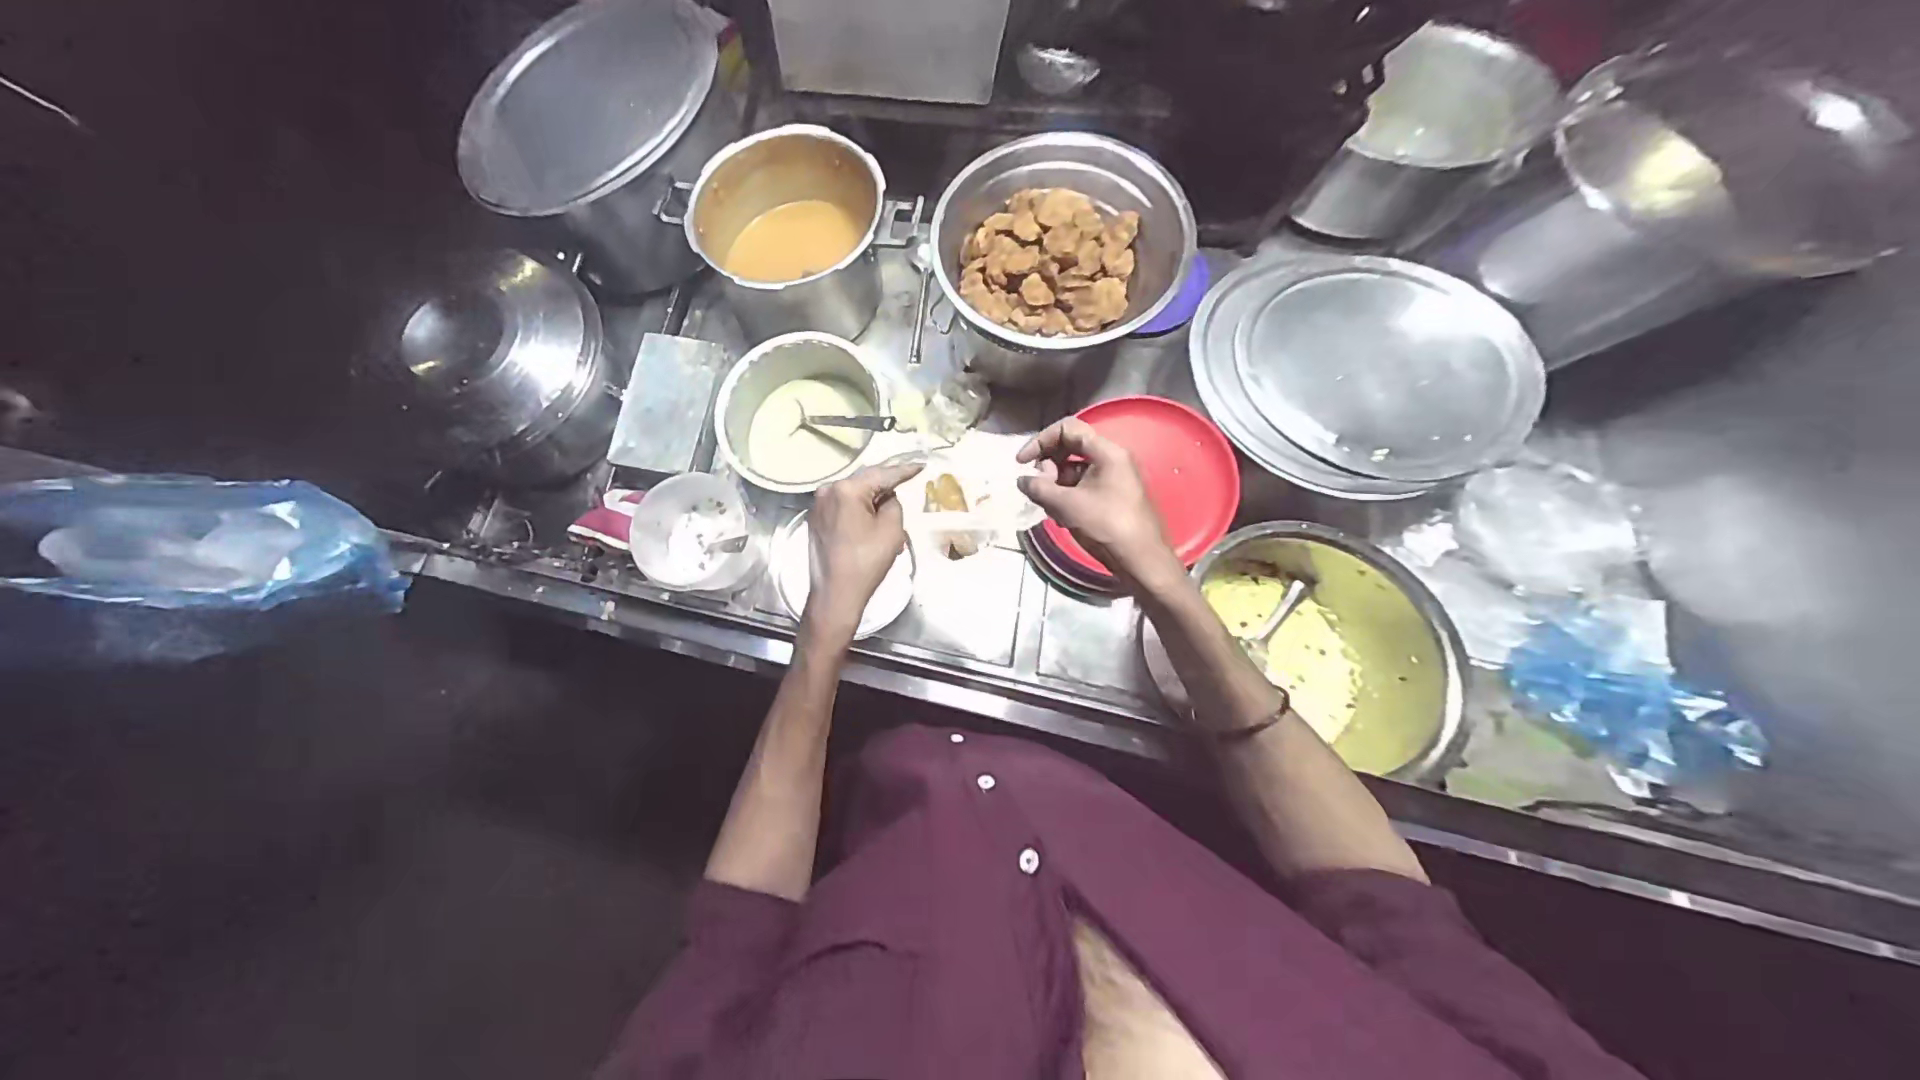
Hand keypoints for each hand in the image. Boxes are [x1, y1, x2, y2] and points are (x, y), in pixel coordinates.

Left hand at [805, 462, 923, 636]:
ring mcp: (818, 506)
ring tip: (891, 511)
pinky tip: (872, 521)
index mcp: (846, 489)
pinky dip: (859, 511)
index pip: (882, 475)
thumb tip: (886, 497)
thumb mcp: (891, 529)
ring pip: (853, 495)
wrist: (835, 594)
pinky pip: (843, 507)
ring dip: (872, 501)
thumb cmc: (866, 562)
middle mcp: (828, 491)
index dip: (904, 470)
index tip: (920, 465)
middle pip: (864, 481)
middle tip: (907, 479)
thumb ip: (893, 504)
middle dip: (886, 484)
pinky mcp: (816, 521)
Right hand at [1016, 417, 1182, 593]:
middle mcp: (1112, 458)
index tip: (1022, 461)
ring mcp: (1113, 477)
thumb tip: (1023, 481)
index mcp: (1107, 452)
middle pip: (1070, 446)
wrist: (1141, 559)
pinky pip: (1083, 485)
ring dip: (1056, 481)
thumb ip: (1039, 488)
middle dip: (1048, 463)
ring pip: (1075, 468)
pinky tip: (1060, 514)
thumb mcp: (1067, 505)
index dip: (1040, 440)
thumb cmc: (1107, 525)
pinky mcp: (1111, 495)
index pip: (1067, 429)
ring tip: (1048, 504)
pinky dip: (1067, 494)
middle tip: (1038, 485)